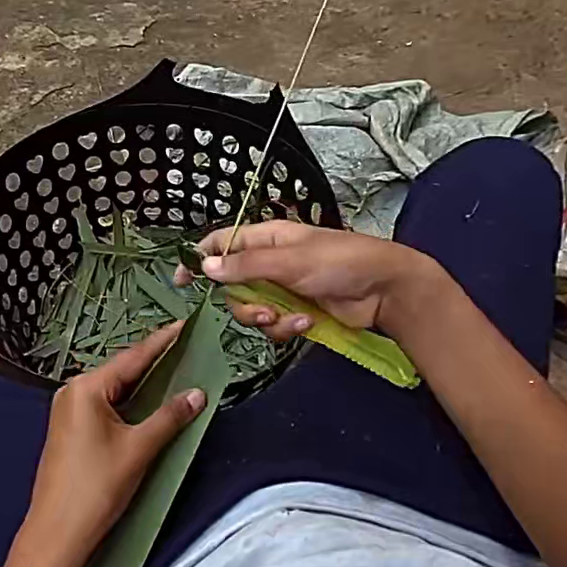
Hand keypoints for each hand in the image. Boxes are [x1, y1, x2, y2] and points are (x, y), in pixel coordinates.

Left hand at [6, 322, 207, 566]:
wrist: (57, 532)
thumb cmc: (96, 487)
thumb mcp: (138, 449)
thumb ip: (169, 417)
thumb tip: (197, 394)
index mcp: (86, 389)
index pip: (132, 358)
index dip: (162, 342)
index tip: (184, 325)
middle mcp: (73, 392)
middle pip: (122, 371)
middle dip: (154, 363)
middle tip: (186, 349)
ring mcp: (69, 411)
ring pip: (115, 390)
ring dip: (144, 385)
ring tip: (176, 372)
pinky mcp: (71, 430)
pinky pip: (106, 407)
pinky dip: (131, 404)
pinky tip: (151, 405)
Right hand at [174, 221, 452, 341]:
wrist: (385, 290)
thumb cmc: (341, 261)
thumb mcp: (290, 260)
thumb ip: (245, 265)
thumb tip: (205, 267)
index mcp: (265, 238)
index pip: (221, 244)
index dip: (199, 259)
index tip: (181, 280)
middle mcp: (268, 263)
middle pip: (232, 287)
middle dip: (244, 305)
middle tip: (262, 312)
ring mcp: (281, 289)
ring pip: (250, 311)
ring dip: (267, 320)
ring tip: (293, 319)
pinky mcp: (293, 312)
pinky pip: (272, 326)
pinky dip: (286, 328)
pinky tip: (306, 324)